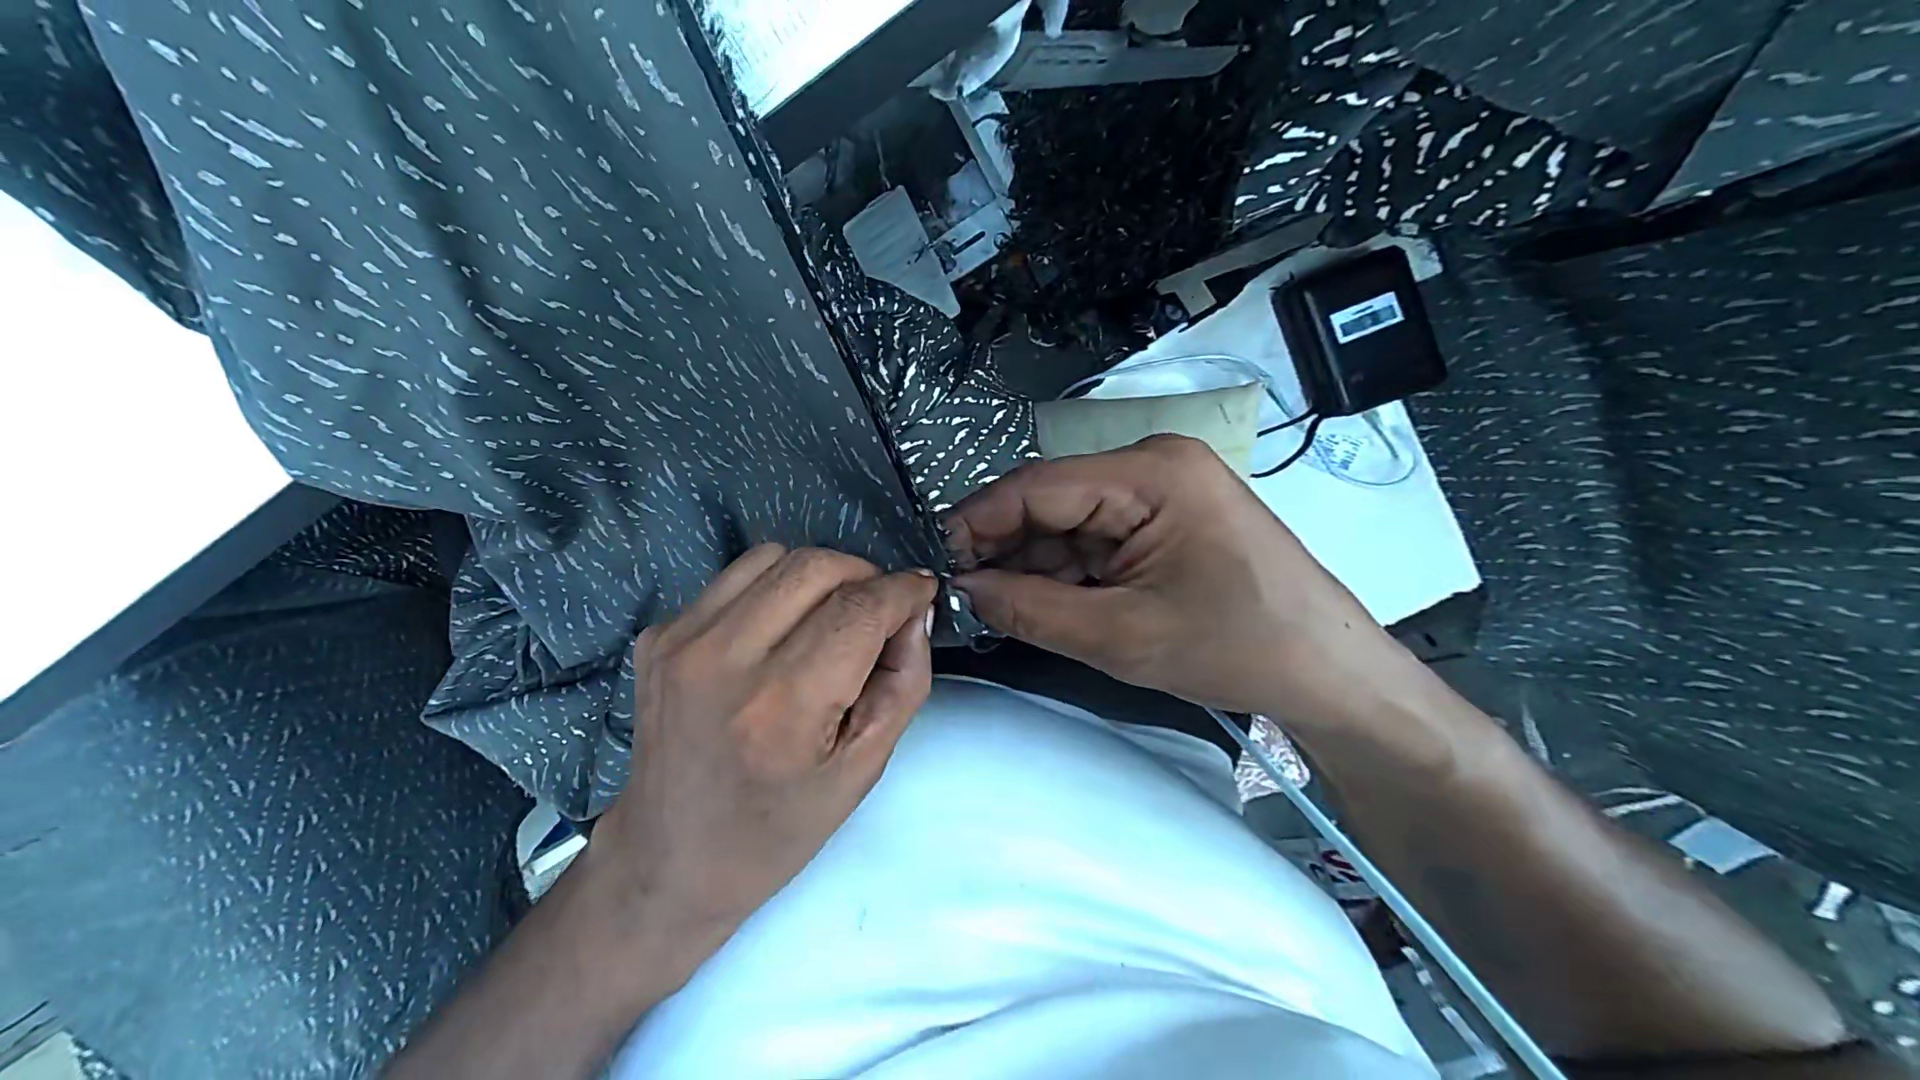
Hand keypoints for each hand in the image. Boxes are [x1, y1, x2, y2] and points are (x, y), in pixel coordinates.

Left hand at [588, 544, 938, 944]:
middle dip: (865, 575)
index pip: (860, 609)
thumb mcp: (864, 767)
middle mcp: (723, 659)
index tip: (922, 593)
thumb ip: (905, 681)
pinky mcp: (659, 634)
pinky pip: (736, 577)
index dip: (903, 591)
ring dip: (821, 575)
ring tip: (832, 618)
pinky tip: (780, 632)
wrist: (670, 858)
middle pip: (817, 566)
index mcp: (782, 706)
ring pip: (775, 556)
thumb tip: (914, 611)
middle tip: (879, 610)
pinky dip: (774, 588)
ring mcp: (680, 640)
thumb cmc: (779, 828)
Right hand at [944, 435, 1417, 728]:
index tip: (939, 561)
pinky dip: (1065, 573)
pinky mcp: (1164, 521)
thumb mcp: (1122, 637)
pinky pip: (1095, 540)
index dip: (978, 522)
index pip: (1037, 485)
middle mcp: (1153, 467)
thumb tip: (964, 589)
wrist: (1328, 672)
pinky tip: (1041, 602)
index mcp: (1151, 474)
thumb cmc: (1242, 647)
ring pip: (1068, 525)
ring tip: (998, 607)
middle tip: (963, 594)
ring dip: (1034, 566)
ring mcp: (1161, 493)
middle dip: (1005, 550)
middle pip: (1051, 502)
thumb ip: (1030, 609)